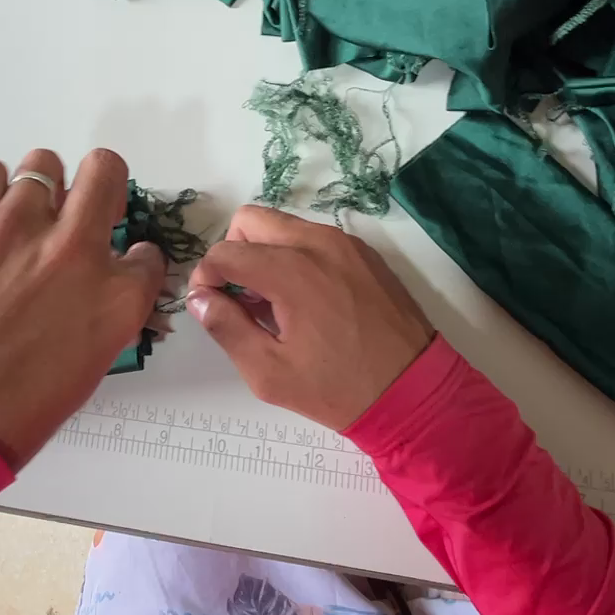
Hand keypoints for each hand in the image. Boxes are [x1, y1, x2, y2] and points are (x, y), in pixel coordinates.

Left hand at [0, 148, 165, 467]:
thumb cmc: (19, 408)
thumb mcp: (90, 363)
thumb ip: (108, 311)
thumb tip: (108, 282)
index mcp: (116, 296)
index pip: (147, 253)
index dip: (133, 259)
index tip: (118, 265)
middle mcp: (75, 248)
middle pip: (106, 169)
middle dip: (101, 185)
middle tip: (78, 211)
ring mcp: (17, 226)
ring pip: (43, 163)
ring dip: (41, 189)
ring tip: (21, 220)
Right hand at [186, 205, 432, 431]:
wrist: (416, 393)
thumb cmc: (339, 389)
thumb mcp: (269, 372)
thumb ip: (225, 328)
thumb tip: (199, 297)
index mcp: (291, 271)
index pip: (224, 253)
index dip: (205, 278)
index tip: (210, 306)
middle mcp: (317, 243)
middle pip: (250, 221)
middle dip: (232, 253)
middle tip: (241, 298)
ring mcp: (345, 243)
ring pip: (282, 225)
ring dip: (264, 253)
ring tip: (273, 303)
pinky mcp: (364, 252)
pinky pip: (313, 237)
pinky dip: (295, 255)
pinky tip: (305, 300)